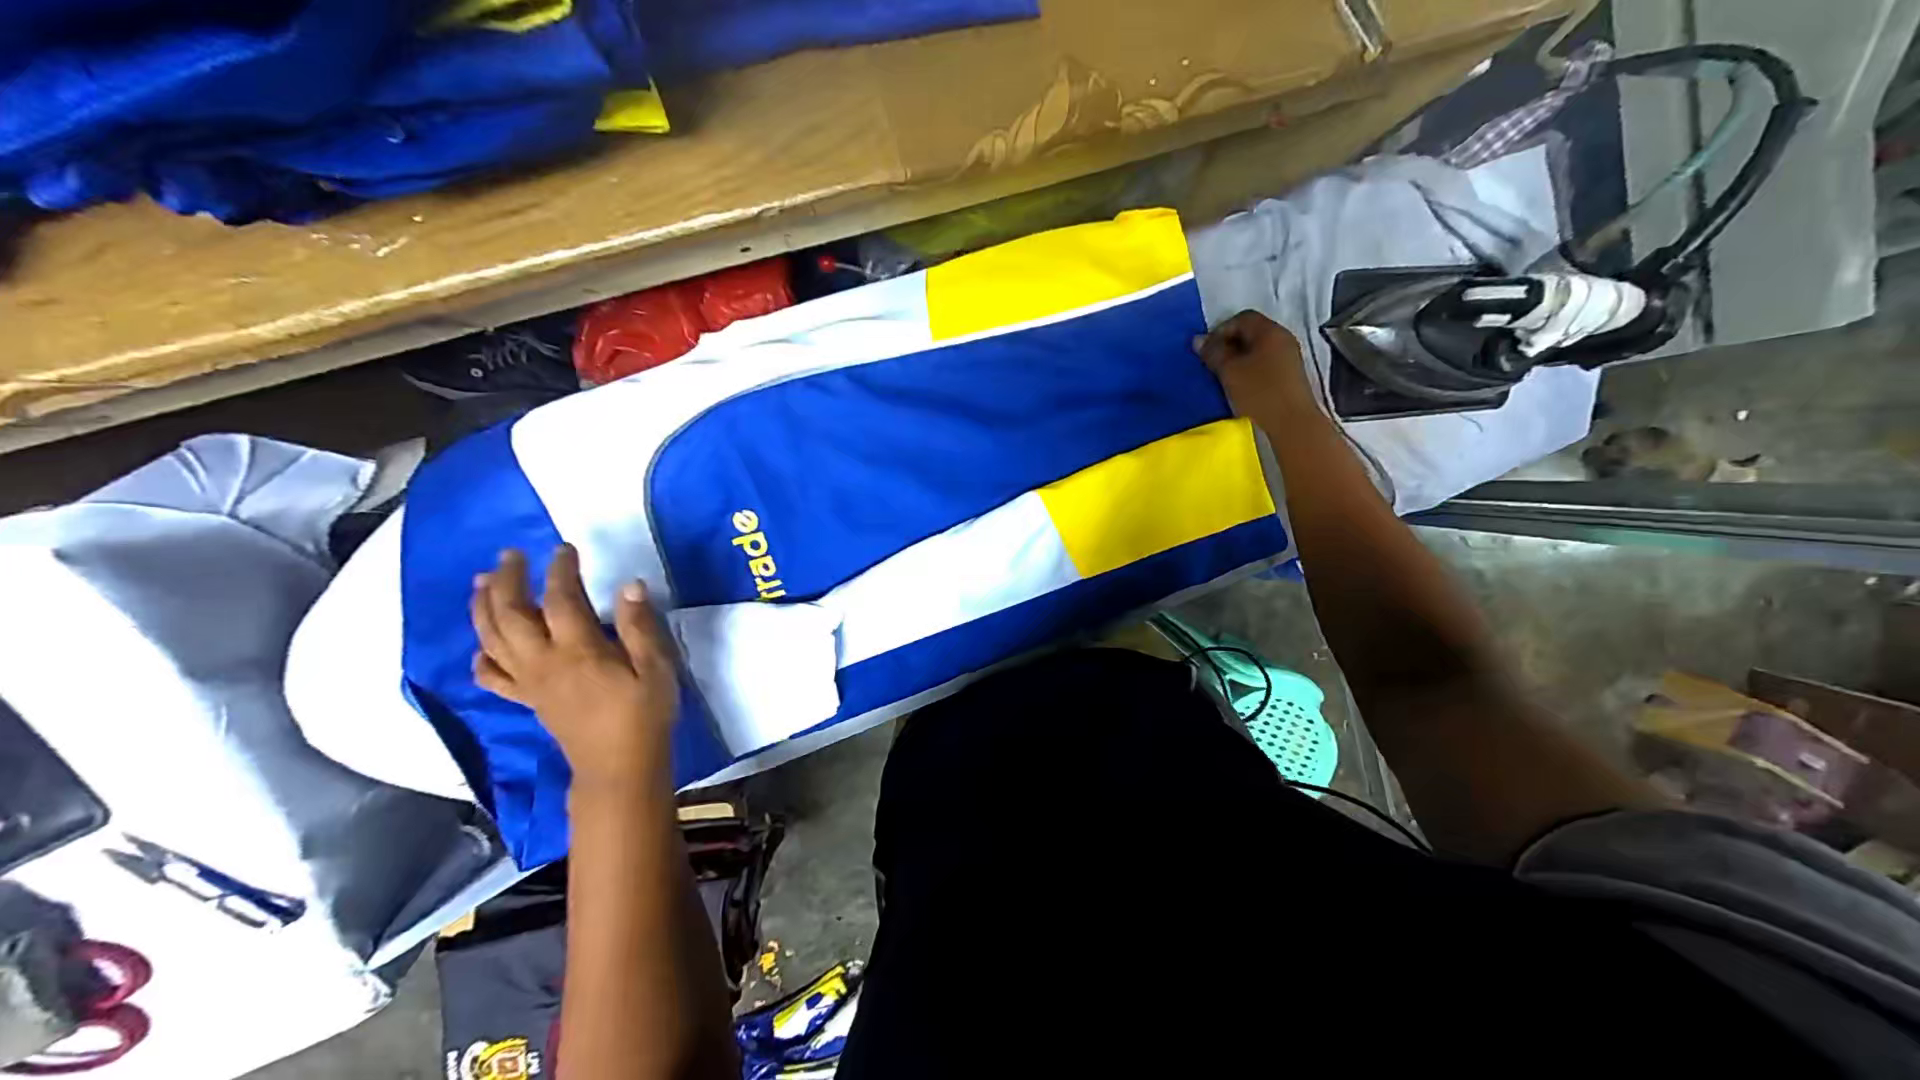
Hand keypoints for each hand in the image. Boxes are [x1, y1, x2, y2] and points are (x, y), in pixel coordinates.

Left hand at [471, 546, 678, 791]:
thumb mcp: (656, 667)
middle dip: (507, 580)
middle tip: (510, 555)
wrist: (620, 766)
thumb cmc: (643, 714)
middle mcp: (544, 661)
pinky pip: (492, 676)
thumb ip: (640, 626)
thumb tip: (629, 585)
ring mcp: (530, 682)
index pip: (560, 599)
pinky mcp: (527, 699)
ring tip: (482, 582)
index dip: (559, 570)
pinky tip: (483, 644)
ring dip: (483, 607)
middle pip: (511, 614)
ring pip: (492, 639)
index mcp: (578, 650)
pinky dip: (481, 656)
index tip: (563, 548)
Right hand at [1197, 310, 1318, 419]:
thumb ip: (1214, 353)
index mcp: (1270, 331)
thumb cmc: (1260, 392)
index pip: (1242, 318)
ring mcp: (1289, 357)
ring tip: (1222, 375)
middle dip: (1228, 344)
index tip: (1206, 349)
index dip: (1220, 330)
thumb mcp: (1230, 371)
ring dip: (1238, 358)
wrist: (1292, 423)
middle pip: (1251, 332)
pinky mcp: (1289, 375)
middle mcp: (1283, 338)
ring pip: (1258, 349)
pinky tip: (1239, 384)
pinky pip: (1265, 362)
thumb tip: (1198, 340)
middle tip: (1211, 362)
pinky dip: (1249, 368)